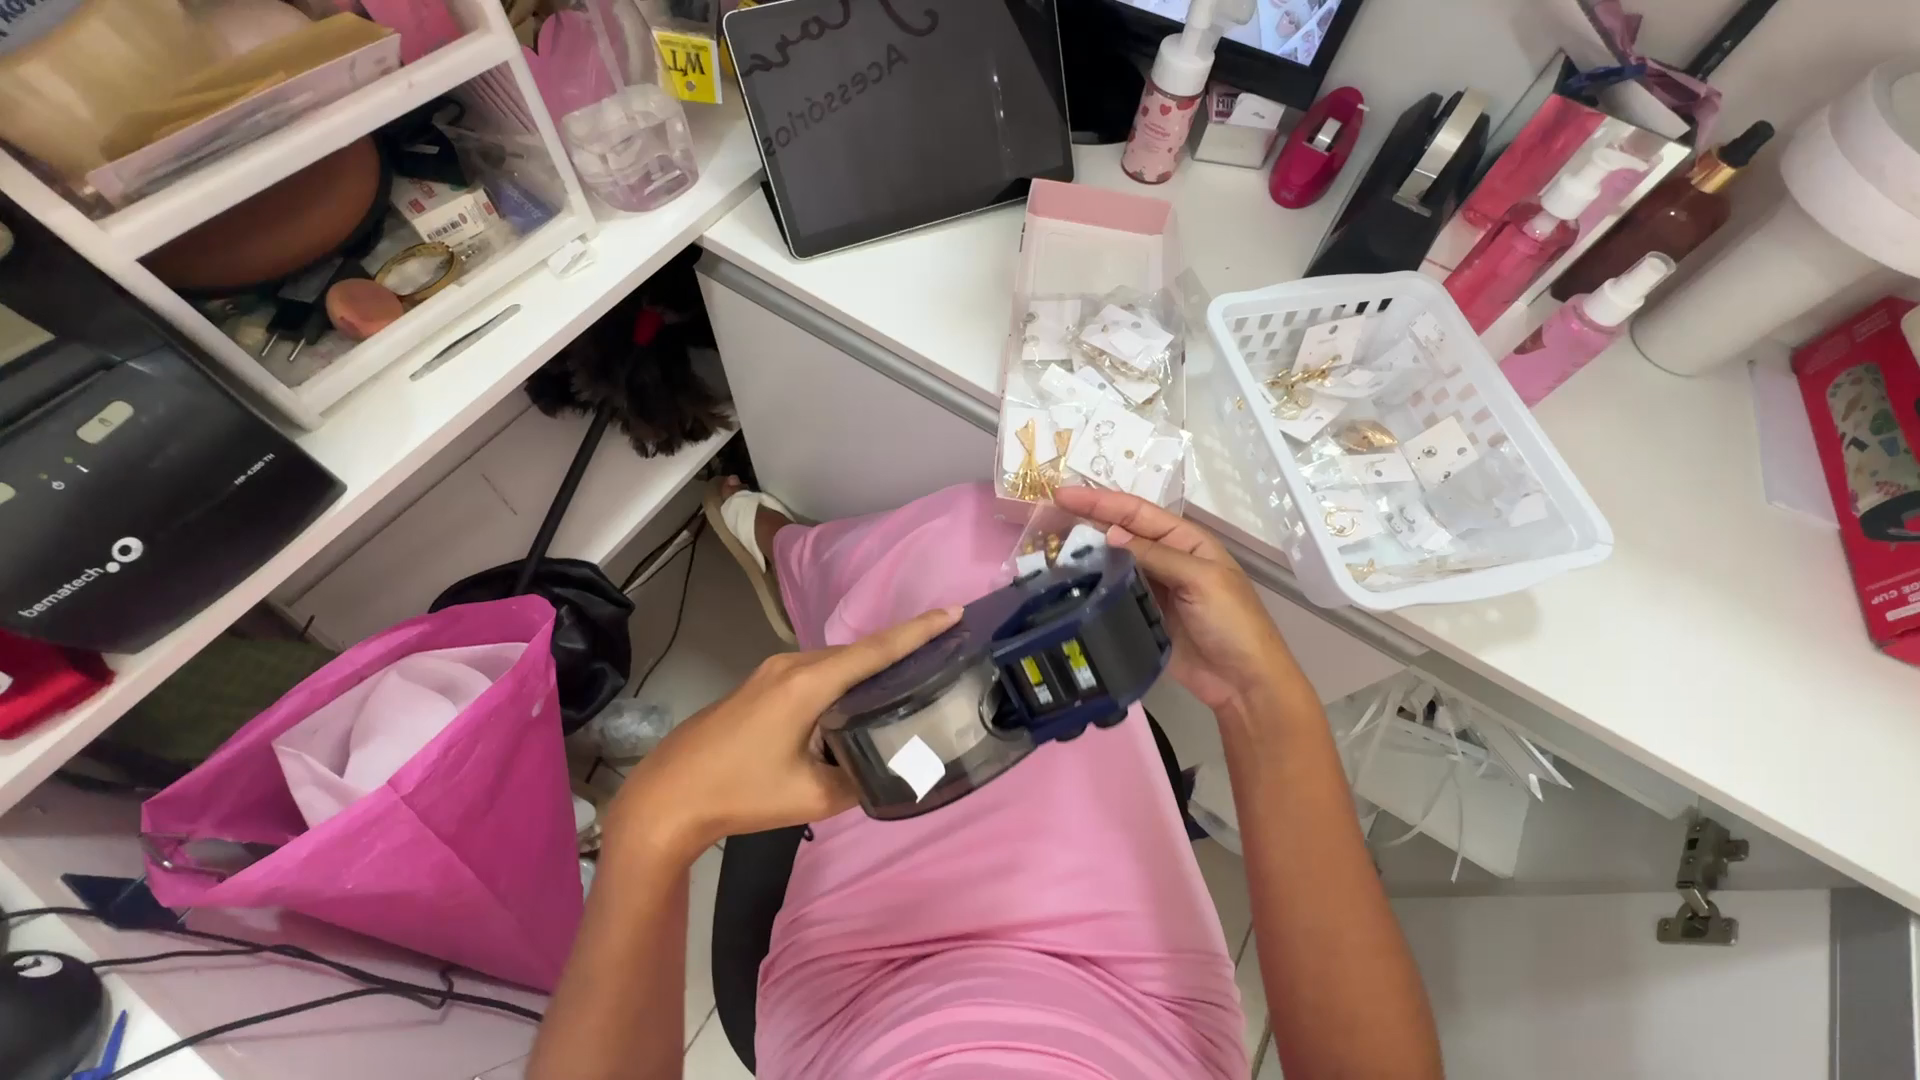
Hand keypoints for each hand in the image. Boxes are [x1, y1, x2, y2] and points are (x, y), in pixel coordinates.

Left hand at [605, 607, 961, 862]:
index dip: (918, 631)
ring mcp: (772, 672)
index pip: (875, 650)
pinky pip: (816, 671)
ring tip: (909, 675)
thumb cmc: (739, 793)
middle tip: (942, 652)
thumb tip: (886, 770)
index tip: (953, 612)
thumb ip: (859, 780)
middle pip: (858, 651)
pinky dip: (844, 677)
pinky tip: (857, 698)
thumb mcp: (811, 797)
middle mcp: (792, 665)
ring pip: (835, 662)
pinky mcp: (761, 685)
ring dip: (869, 665)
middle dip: (900, 646)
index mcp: (808, 684)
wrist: (668, 796)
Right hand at [1052, 487, 1302, 711]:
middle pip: (1120, 534)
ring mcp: (1151, 589)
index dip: (1100, 501)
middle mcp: (1165, 559)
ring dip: (1083, 555)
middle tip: (1045, 518)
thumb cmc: (1232, 622)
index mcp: (1185, 541)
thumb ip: (1155, 555)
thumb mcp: (1200, 579)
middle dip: (1085, 523)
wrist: (1242, 681)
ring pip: (1112, 564)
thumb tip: (1110, 534)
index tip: (1062, 494)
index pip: (1136, 512)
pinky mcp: (1140, 617)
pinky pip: (1111, 596)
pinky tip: (1065, 585)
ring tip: (1046, 549)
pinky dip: (1090, 588)